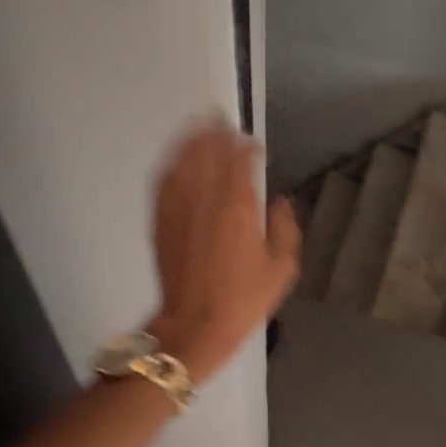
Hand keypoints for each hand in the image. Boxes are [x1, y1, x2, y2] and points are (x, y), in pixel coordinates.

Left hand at [144, 121, 299, 382]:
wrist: (195, 323)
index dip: (247, 146)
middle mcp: (205, 196)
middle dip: (217, 133)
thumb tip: (279, 203)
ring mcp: (178, 205)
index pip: (240, 160)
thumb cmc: (244, 299)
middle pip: (208, 150)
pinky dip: (173, 162)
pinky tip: (179, 159)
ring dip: (192, 140)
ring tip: (201, 128)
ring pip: (183, 158)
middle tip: (225, 123)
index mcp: (238, 206)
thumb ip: (284, 229)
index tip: (254, 144)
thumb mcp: (281, 269)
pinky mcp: (161, 218)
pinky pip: (165, 179)